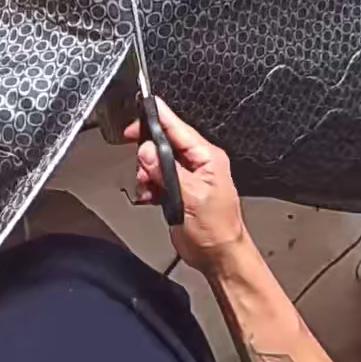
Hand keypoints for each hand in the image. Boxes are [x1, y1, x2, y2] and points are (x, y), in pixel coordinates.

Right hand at [125, 98, 247, 274]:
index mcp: (207, 157)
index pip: (178, 128)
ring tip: (150, 188)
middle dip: (147, 154)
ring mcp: (188, 176)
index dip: (159, 117)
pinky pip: (156, 177)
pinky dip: (149, 184)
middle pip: (164, 143)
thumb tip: (147, 151)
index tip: (142, 106)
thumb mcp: (190, 196)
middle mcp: (198, 163)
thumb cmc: (216, 230)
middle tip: (142, 167)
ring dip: (147, 173)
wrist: (218, 255)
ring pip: (156, 161)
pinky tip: (152, 196)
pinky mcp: (179, 189)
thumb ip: (166, 171)